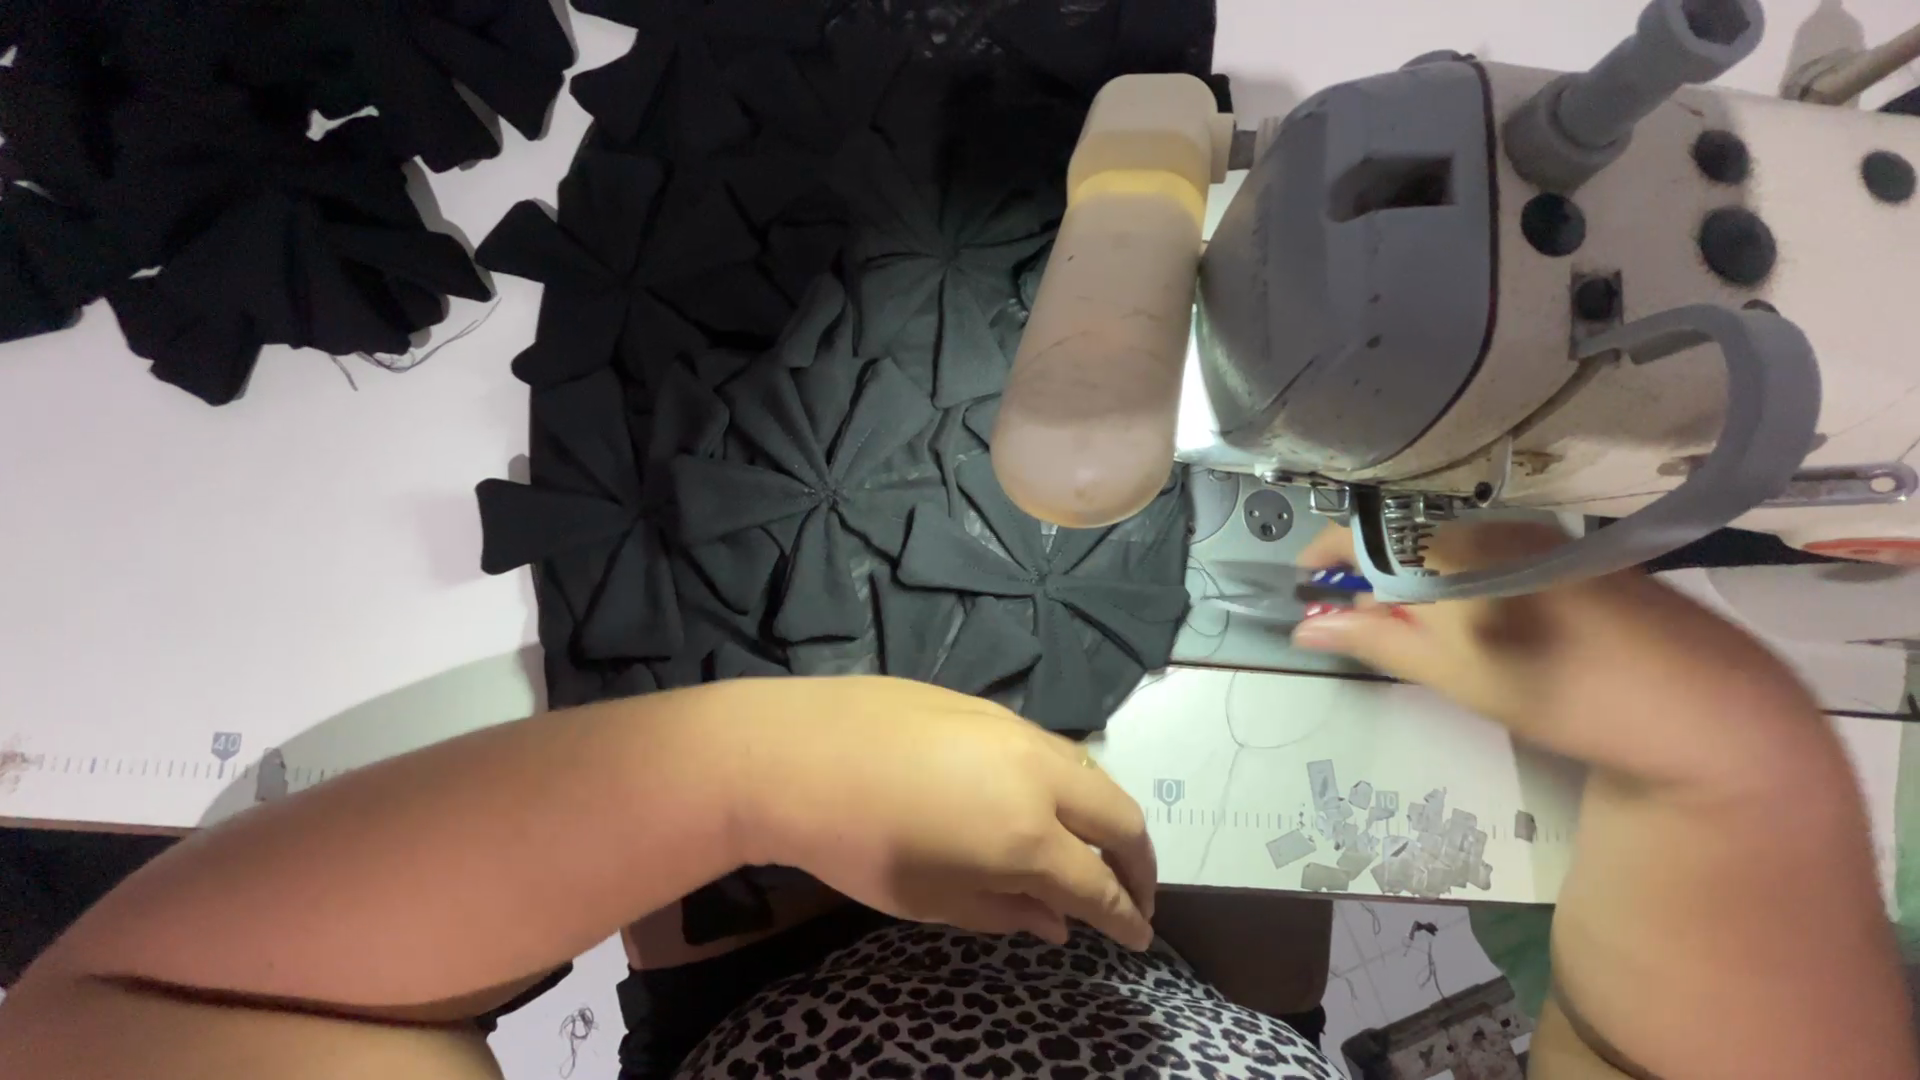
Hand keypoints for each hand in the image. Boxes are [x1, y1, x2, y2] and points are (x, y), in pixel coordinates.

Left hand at [716, 676, 1156, 949]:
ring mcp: (1013, 729)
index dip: (1125, 917)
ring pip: (1090, 771)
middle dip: (1139, 863)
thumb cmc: (857, 842)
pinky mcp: (987, 705)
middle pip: (1119, 815)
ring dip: (1107, 815)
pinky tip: (1045, 799)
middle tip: (1136, 895)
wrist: (795, 752)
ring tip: (1098, 847)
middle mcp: (1036, 772)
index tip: (1141, 938)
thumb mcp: (931, 898)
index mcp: (1025, 832)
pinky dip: (1068, 782)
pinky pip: (1050, 746)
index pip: (1098, 883)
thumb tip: (1058, 921)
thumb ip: (1006, 911)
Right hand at [1291, 523, 1825, 787]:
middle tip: (1367, 628)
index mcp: (1451, 549)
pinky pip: (1487, 555)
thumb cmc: (1557, 690)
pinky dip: (1460, 583)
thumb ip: (1373, 641)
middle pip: (1402, 540)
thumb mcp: (1450, 672)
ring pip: (1445, 548)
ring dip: (1417, 583)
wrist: (1706, 708)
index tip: (1307, 587)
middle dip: (1372, 579)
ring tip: (1426, 637)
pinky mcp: (1566, 554)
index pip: (1361, 534)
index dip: (1325, 557)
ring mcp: (1534, 537)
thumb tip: (1304, 629)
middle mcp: (1490, 528)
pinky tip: (1481, 626)